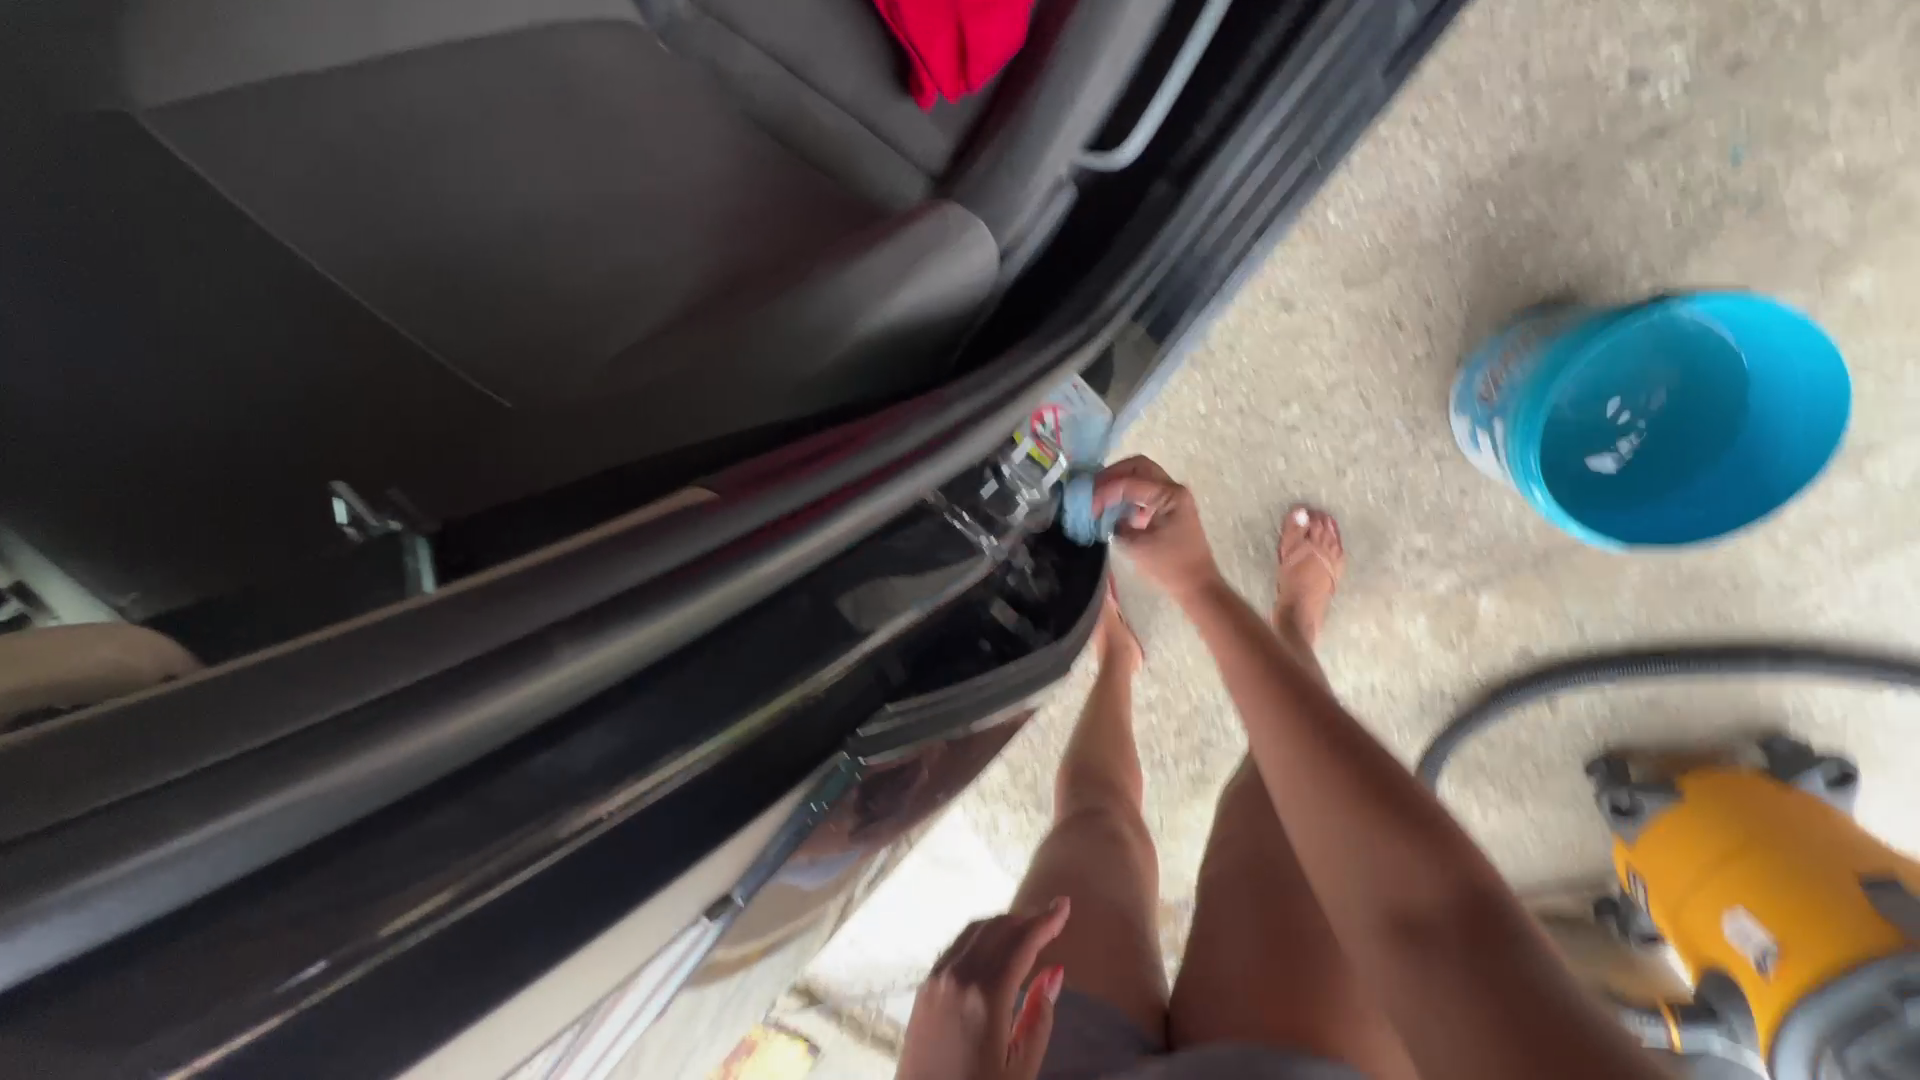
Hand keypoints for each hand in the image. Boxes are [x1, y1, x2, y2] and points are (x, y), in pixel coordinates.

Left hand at [895, 899, 1070, 1079]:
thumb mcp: (1020, 1069)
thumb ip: (1039, 1016)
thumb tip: (1054, 971)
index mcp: (986, 996)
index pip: (1022, 943)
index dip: (1046, 921)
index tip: (1065, 904)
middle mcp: (958, 976)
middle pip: (998, 928)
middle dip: (1027, 919)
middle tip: (1051, 919)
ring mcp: (937, 978)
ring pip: (974, 930)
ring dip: (1003, 924)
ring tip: (1027, 930)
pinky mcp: (924, 987)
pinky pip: (957, 945)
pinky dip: (981, 936)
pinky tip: (994, 948)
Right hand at [1092, 456, 1222, 601]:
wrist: (1196, 584)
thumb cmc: (1169, 566)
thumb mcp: (1136, 546)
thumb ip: (1117, 525)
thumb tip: (1104, 516)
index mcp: (1170, 495)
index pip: (1130, 482)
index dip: (1105, 491)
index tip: (1090, 507)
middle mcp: (1174, 489)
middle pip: (1138, 466)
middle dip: (1112, 475)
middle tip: (1093, 490)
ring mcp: (1173, 497)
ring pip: (1142, 476)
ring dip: (1120, 483)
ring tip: (1100, 497)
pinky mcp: (1170, 508)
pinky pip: (1146, 491)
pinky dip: (1128, 495)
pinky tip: (1115, 509)